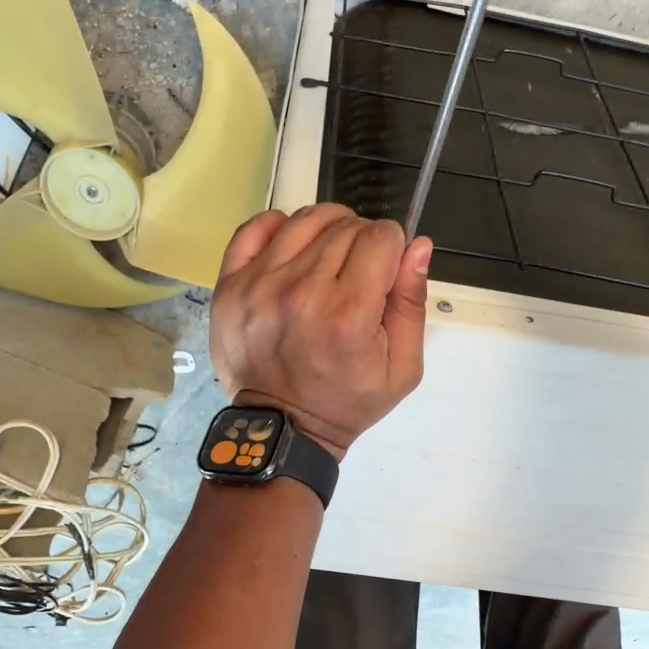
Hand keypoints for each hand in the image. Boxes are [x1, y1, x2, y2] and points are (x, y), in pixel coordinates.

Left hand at [209, 204, 433, 459]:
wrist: (285, 428)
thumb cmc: (347, 402)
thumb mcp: (402, 368)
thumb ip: (412, 303)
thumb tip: (417, 245)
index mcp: (348, 314)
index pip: (381, 237)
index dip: (391, 248)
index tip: (384, 271)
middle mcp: (302, 292)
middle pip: (345, 226)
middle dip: (362, 241)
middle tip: (358, 274)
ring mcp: (260, 286)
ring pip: (304, 220)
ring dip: (326, 230)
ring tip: (328, 260)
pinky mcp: (231, 287)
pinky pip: (254, 229)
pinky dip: (277, 227)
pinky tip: (291, 248)